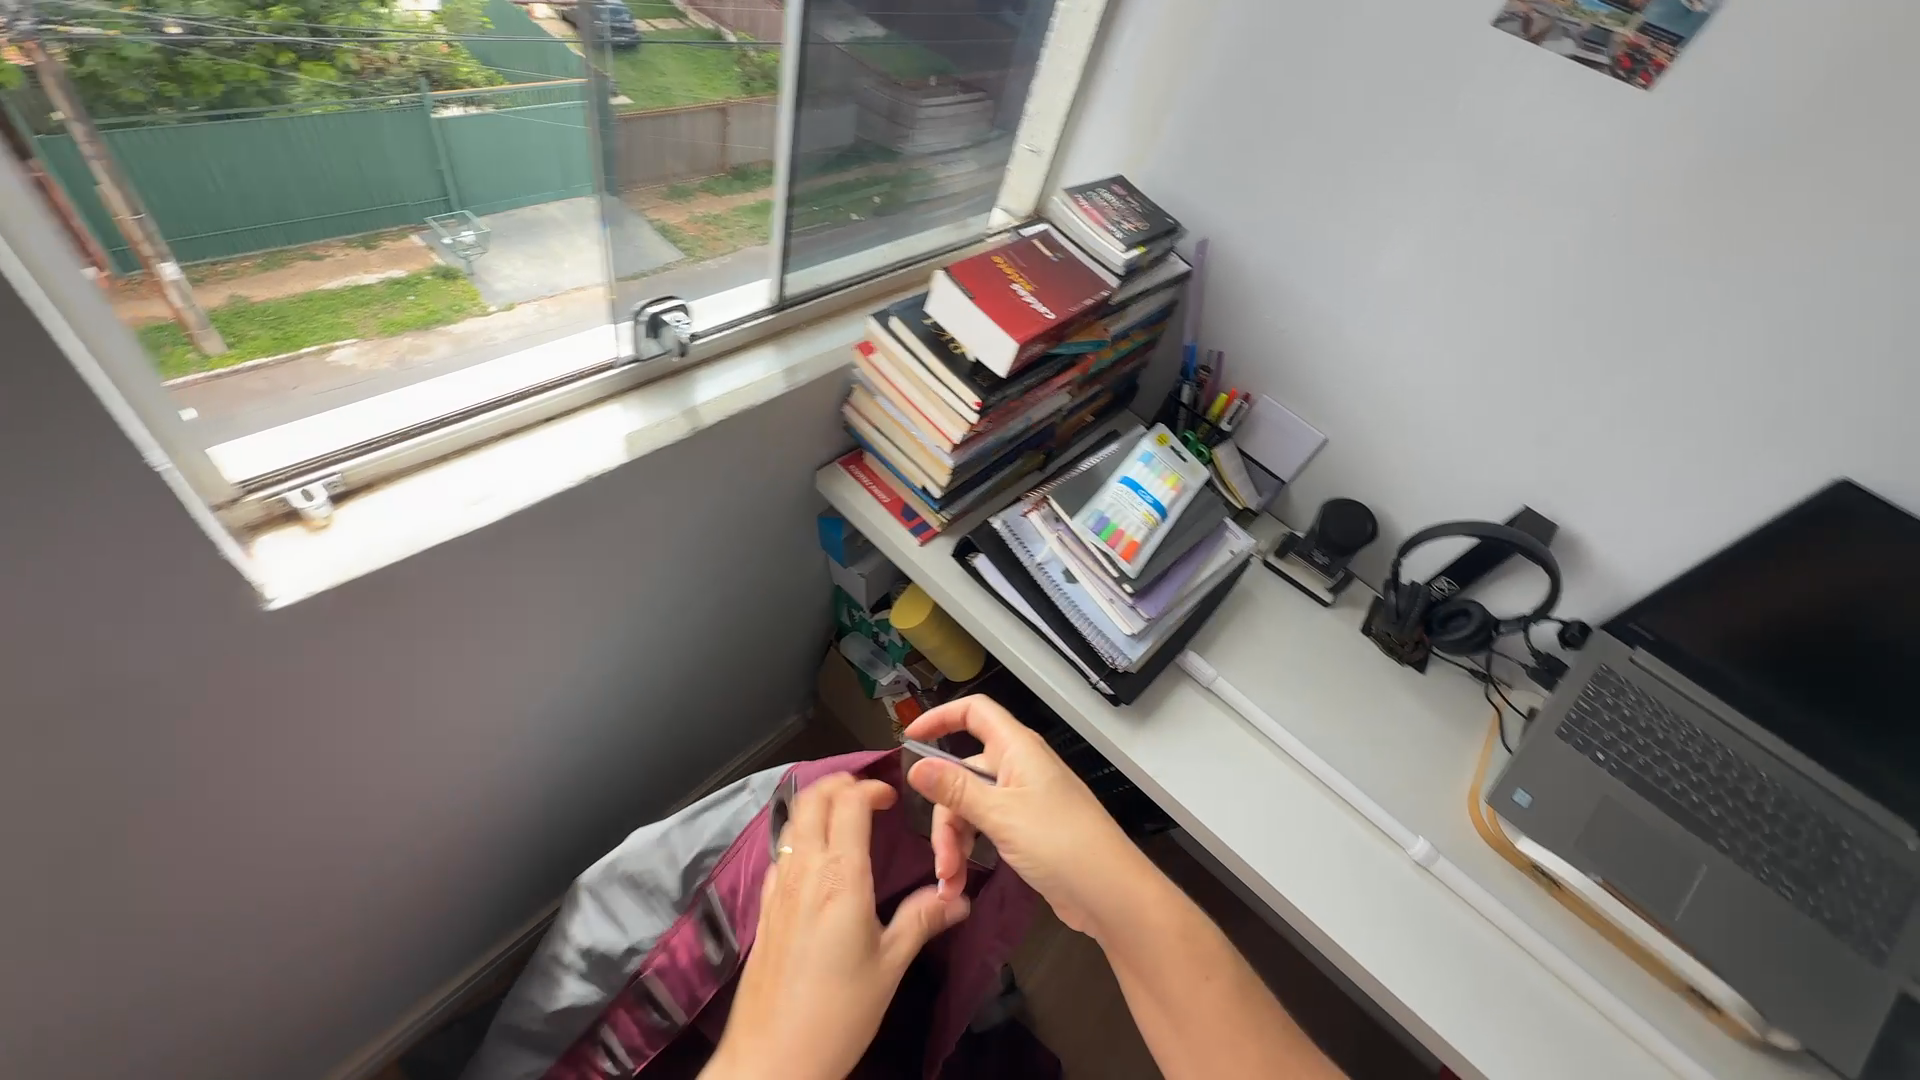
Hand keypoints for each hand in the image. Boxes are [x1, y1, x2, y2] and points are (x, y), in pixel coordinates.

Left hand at [703, 774, 970, 1079]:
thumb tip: (958, 898)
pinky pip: (780, 852)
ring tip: (845, 816)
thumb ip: (921, 921)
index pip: (850, 803)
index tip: (892, 797)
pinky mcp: (763, 907)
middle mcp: (805, 871)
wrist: (771, 1059)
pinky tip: (817, 860)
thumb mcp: (889, 966)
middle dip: (841, 783)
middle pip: (813, 798)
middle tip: (868, 794)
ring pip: (792, 821)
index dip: (871, 787)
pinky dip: (800, 836)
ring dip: (818, 804)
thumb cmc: (838, 1013)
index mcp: (841, 878)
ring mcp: (778, 887)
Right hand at [903, 696, 1151, 939]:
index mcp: (1017, 748)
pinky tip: (960, 883)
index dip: (941, 718)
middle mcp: (1019, 767)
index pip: (975, 712)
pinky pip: (986, 828)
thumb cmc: (1059, 842)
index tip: (909, 739)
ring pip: (971, 805)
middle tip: (941, 860)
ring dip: (955, 842)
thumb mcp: (1000, 815)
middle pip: (963, 773)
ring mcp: (1023, 799)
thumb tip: (916, 765)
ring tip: (950, 881)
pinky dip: (970, 850)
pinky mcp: (1026, 829)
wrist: (1110, 893)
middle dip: (945, 815)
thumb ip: (956, 789)